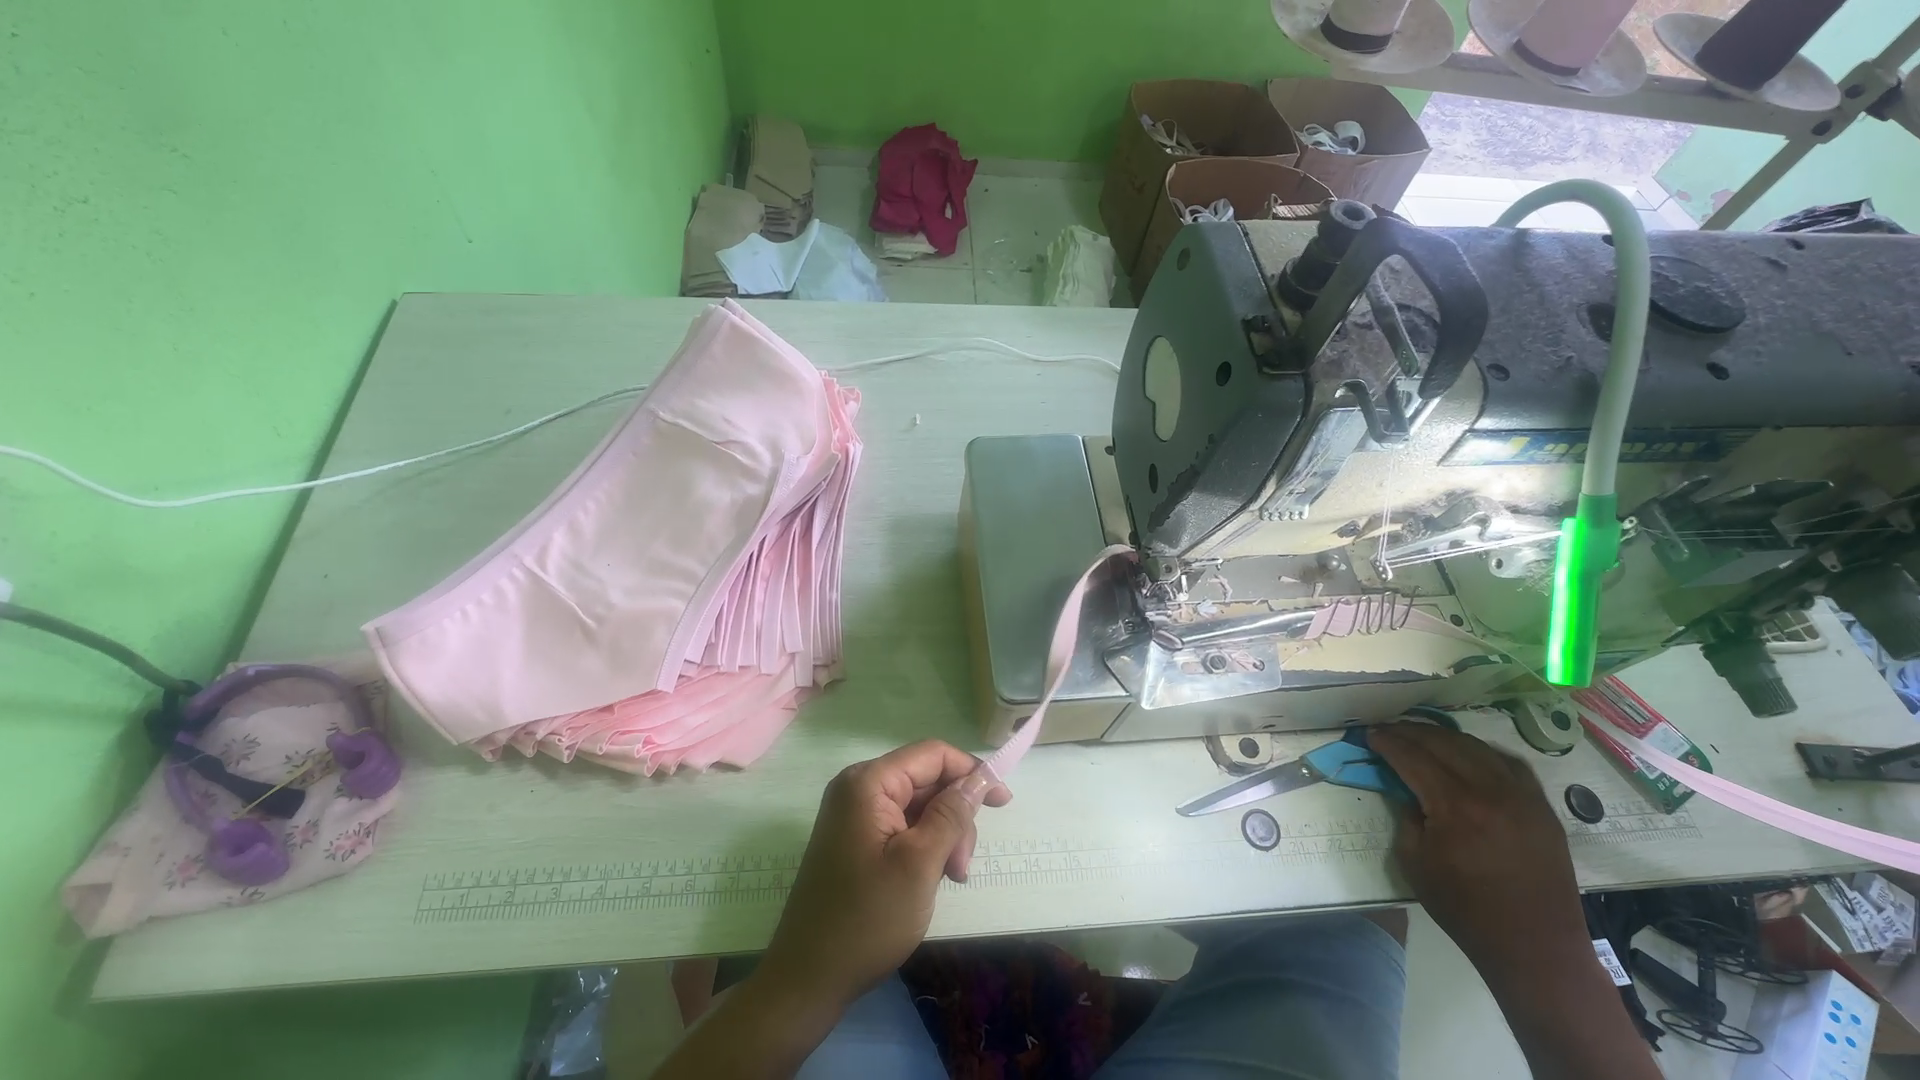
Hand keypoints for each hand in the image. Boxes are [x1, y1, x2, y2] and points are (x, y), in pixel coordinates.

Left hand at [757, 741, 1011, 1009]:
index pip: (932, 754)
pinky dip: (924, 848)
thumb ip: (952, 814)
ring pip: (918, 807)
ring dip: (943, 837)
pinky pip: (901, 828)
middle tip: (963, 866)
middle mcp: (857, 790)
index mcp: (868, 783)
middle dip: (955, 817)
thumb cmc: (867, 918)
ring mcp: (853, 817)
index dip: (972, 771)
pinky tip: (931, 879)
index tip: (1004, 803)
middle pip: (926, 781)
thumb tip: (978, 778)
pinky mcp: (854, 842)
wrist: (809, 976)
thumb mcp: (920, 863)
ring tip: (951, 879)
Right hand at [1368, 723, 1588, 970]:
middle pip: (1445, 744)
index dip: (1389, 743)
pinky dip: (1483, 751)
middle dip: (1412, 732)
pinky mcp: (1543, 807)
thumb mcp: (1414, 862)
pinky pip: (1510, 763)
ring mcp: (1523, 796)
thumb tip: (1405, 789)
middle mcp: (1491, 791)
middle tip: (1390, 730)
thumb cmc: (1464, 908)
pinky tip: (1469, 754)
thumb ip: (1406, 817)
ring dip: (1445, 737)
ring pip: (1478, 747)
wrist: (1532, 943)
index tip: (1371, 734)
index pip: (1414, 758)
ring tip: (1423, 736)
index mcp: (1455, 807)